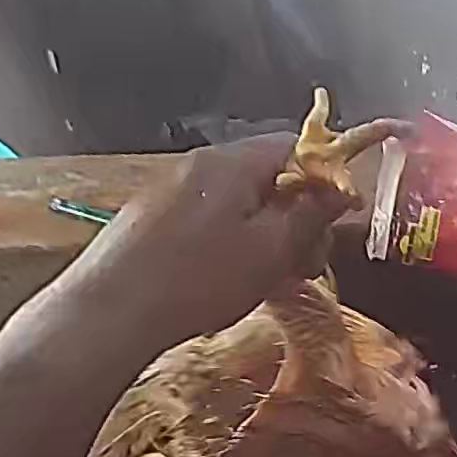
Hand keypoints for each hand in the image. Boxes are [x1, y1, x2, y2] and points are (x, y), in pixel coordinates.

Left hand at [51, 133, 352, 347]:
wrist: (114, 309)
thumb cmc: (201, 278)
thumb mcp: (271, 250)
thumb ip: (310, 215)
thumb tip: (343, 188)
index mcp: (234, 163)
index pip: (296, 146)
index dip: (327, 179)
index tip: (337, 222)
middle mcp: (204, 165)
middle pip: (272, 177)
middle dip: (301, 217)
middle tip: (308, 265)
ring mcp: (178, 189)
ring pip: (247, 203)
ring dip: (273, 237)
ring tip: (275, 279)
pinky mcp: (161, 216)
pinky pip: (219, 220)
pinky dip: (242, 244)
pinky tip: (239, 279)